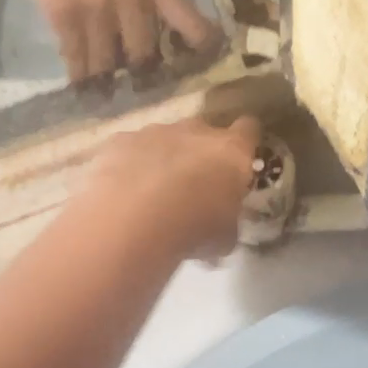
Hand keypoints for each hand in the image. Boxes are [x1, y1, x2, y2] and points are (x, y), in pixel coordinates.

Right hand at [0, 0, 220, 83]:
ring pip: (111, 63)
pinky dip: (81, 78)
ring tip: (111, 102)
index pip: (192, 23)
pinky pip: (78, 58)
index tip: (203, 68)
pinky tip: (83, 91)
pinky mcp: (63, 14)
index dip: (201, 50)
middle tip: (144, 95)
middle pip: (148, 54)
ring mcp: (97, 8)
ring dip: (111, 86)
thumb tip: (156, 27)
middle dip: (147, 79)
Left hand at [82, 115, 261, 257]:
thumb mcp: (224, 236)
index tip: (238, 160)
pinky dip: (127, 166)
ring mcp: (154, 132)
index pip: (248, 130)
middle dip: (198, 152)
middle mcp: (195, 131)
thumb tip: (221, 229)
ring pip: (162, 138)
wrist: (132, 222)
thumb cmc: (194, 229)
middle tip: (192, 185)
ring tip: (149, 195)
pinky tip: (120, 193)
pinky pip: (128, 150)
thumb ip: (227, 222)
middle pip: (202, 131)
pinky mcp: (118, 141)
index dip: (244, 143)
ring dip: (161, 158)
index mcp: (231, 151)